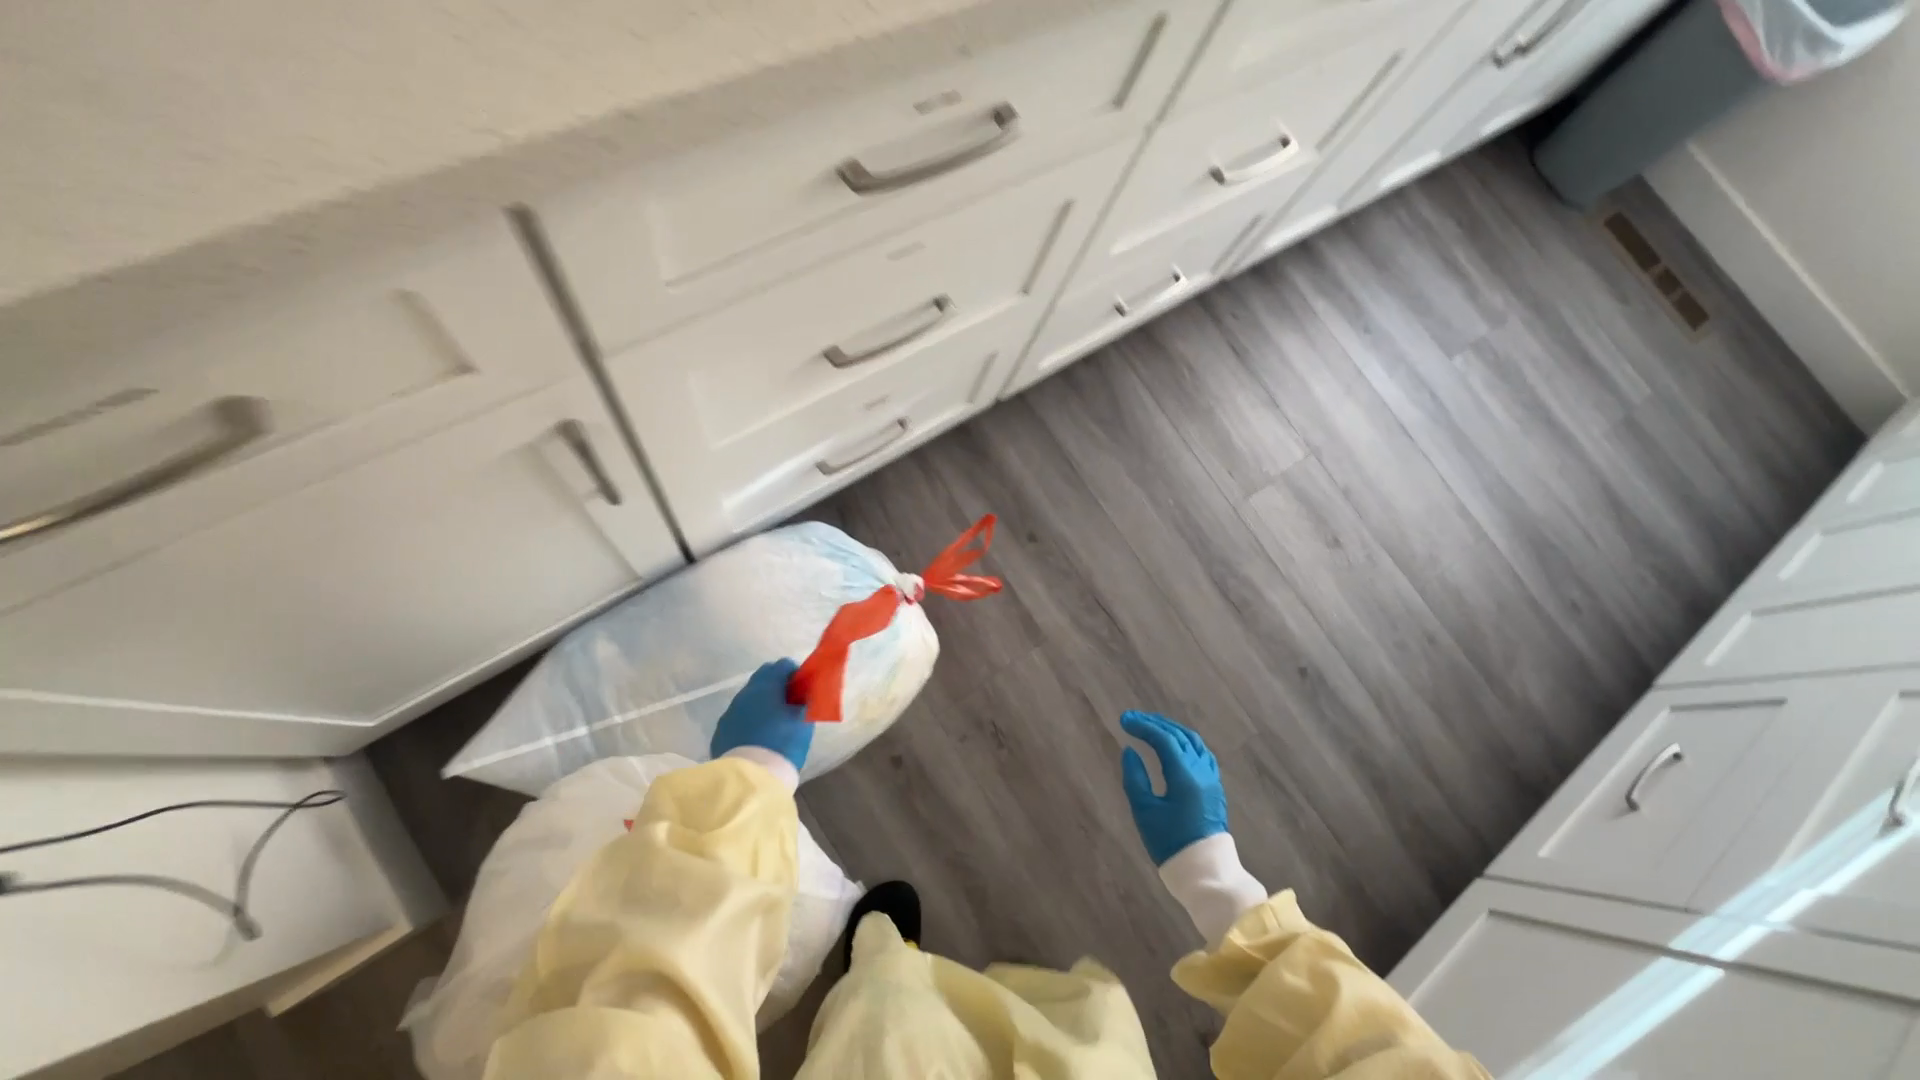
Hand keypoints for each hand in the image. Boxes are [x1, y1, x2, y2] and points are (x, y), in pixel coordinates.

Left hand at [711, 659, 812, 771]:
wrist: (752, 778)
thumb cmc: (784, 744)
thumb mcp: (803, 722)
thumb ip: (805, 702)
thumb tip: (804, 695)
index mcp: (766, 686)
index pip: (783, 665)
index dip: (796, 673)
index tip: (804, 688)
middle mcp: (745, 693)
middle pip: (763, 678)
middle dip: (777, 686)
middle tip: (791, 703)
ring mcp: (730, 712)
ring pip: (749, 698)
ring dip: (762, 704)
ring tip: (774, 723)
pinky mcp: (721, 731)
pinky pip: (738, 717)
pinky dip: (749, 721)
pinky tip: (757, 738)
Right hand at [1120, 711, 1227, 864]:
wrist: (1204, 870)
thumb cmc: (1170, 842)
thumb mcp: (1145, 812)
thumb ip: (1135, 778)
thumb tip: (1130, 751)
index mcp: (1184, 774)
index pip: (1163, 739)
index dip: (1143, 726)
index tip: (1124, 720)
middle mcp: (1201, 770)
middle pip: (1179, 736)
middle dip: (1156, 724)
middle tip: (1134, 719)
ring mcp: (1211, 778)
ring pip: (1193, 742)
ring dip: (1173, 730)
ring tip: (1154, 726)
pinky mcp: (1214, 787)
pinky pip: (1202, 753)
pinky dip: (1186, 742)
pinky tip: (1177, 745)